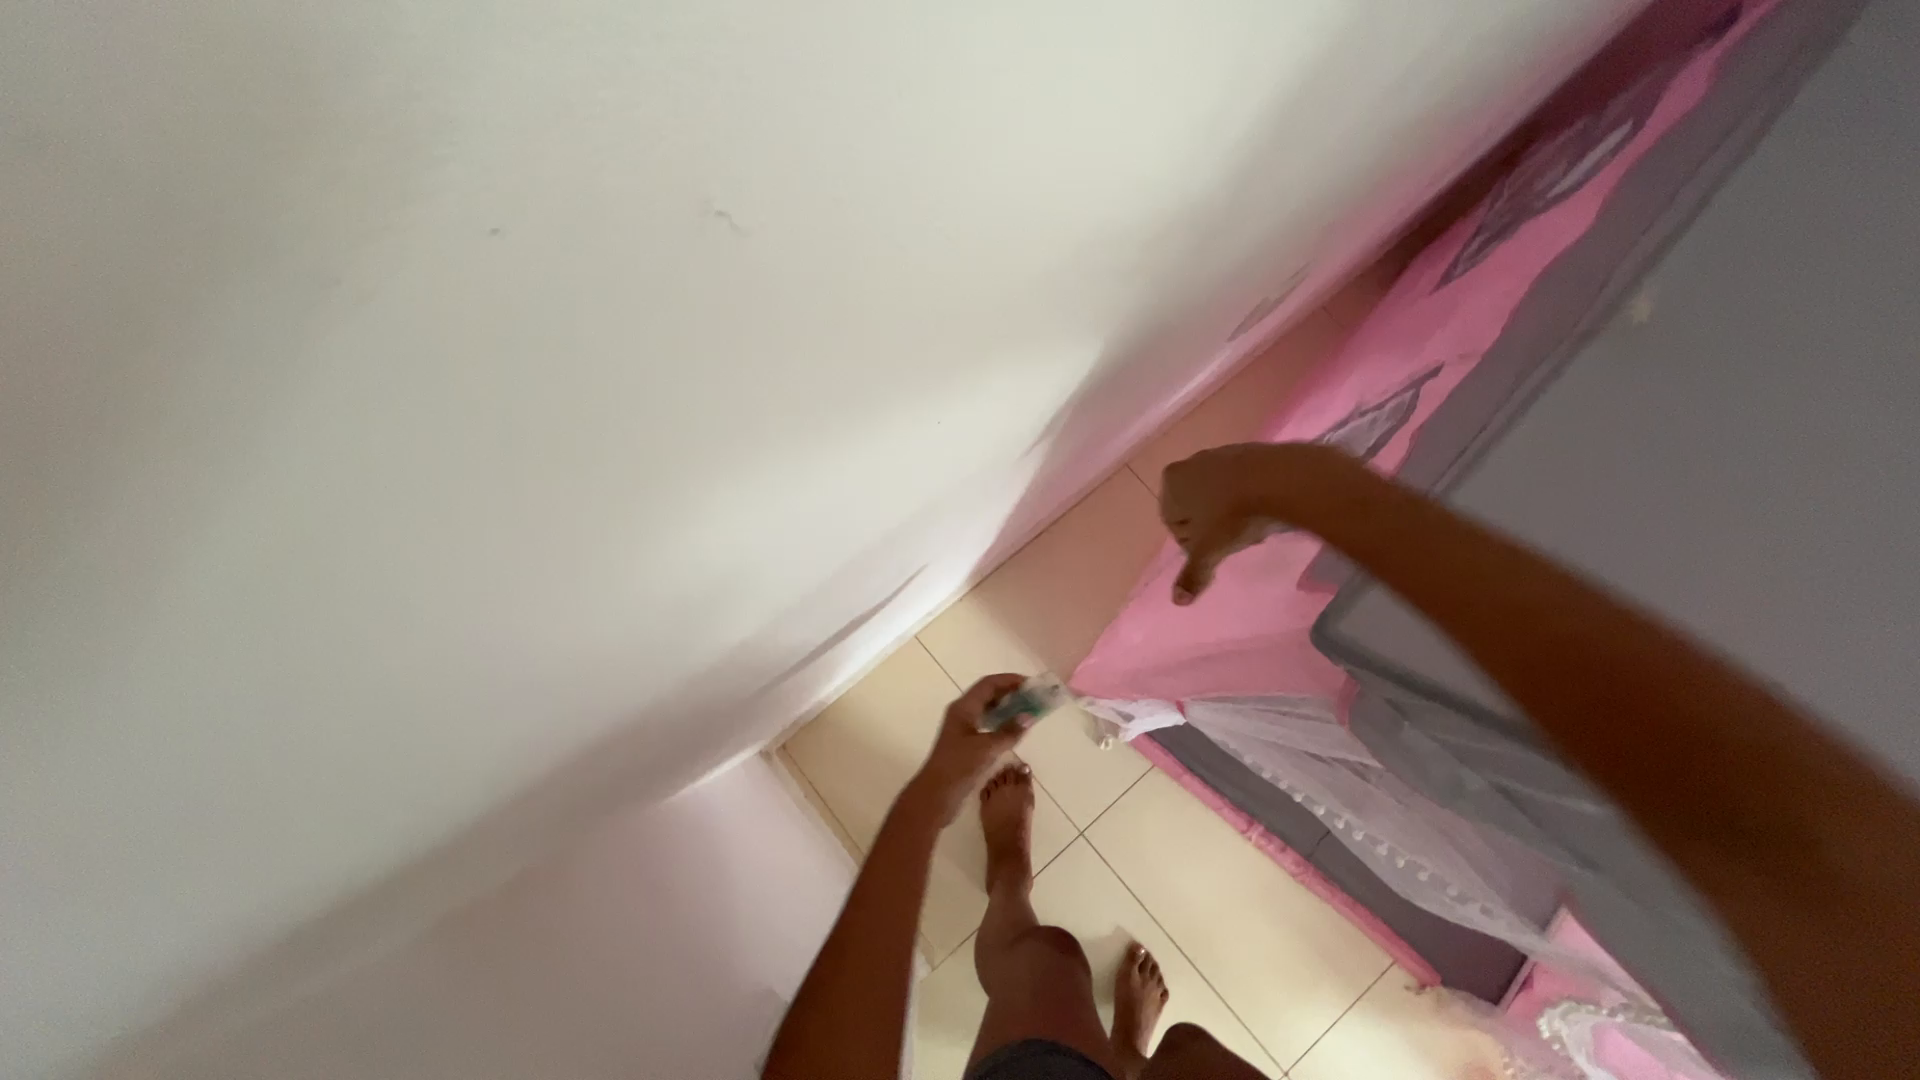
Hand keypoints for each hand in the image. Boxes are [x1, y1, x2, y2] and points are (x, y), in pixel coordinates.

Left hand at [907, 673, 1032, 820]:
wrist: (936, 794)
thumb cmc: (959, 766)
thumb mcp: (987, 748)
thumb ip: (1009, 731)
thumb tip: (1029, 716)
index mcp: (963, 708)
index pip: (988, 684)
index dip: (1009, 680)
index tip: (1030, 683)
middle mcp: (961, 713)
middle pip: (987, 694)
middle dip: (1010, 693)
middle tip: (1032, 697)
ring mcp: (962, 728)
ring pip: (987, 710)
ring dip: (1006, 708)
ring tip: (1027, 711)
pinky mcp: (965, 743)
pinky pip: (986, 725)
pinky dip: (1001, 723)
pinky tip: (1014, 731)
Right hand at [1160, 441, 1355, 604]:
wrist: (1280, 479)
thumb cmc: (1233, 515)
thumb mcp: (1210, 551)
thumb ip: (1192, 574)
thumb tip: (1177, 601)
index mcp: (1171, 483)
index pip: (1173, 523)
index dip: (1194, 542)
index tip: (1215, 548)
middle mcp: (1189, 464)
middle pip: (1195, 508)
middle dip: (1212, 526)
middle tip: (1234, 539)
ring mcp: (1219, 453)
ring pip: (1218, 494)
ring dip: (1230, 512)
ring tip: (1251, 525)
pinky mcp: (1248, 450)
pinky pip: (1241, 481)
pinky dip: (1247, 495)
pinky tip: (1264, 507)